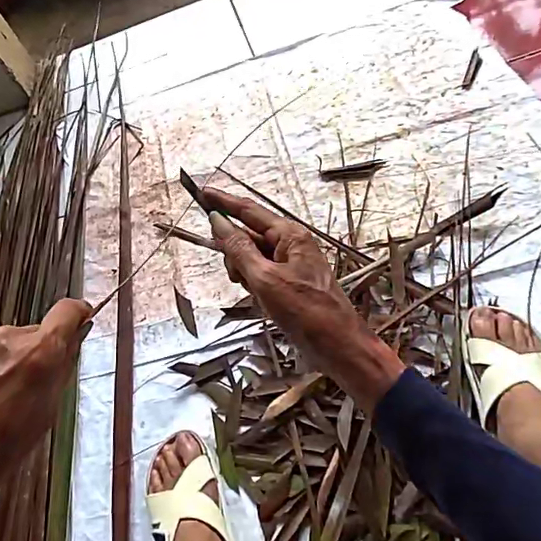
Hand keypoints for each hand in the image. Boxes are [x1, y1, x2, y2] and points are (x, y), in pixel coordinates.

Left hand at [0, 296, 92, 511]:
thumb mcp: (43, 418)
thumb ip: (58, 375)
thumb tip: (69, 350)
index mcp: (37, 355)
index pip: (68, 312)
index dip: (78, 316)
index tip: (81, 321)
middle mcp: (6, 341)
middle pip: (36, 332)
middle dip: (40, 353)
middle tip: (37, 388)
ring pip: (8, 343)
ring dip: (11, 363)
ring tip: (2, 404)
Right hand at [200, 187, 403, 407]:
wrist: (338, 347)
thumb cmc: (309, 313)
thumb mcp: (265, 279)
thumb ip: (239, 249)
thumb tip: (218, 222)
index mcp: (290, 236)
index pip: (249, 211)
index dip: (223, 202)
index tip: (202, 193)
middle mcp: (291, 245)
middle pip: (247, 236)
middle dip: (235, 254)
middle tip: (238, 276)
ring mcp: (289, 264)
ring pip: (250, 258)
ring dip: (244, 274)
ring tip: (257, 295)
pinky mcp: (288, 283)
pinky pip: (260, 275)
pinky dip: (254, 286)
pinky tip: (263, 303)